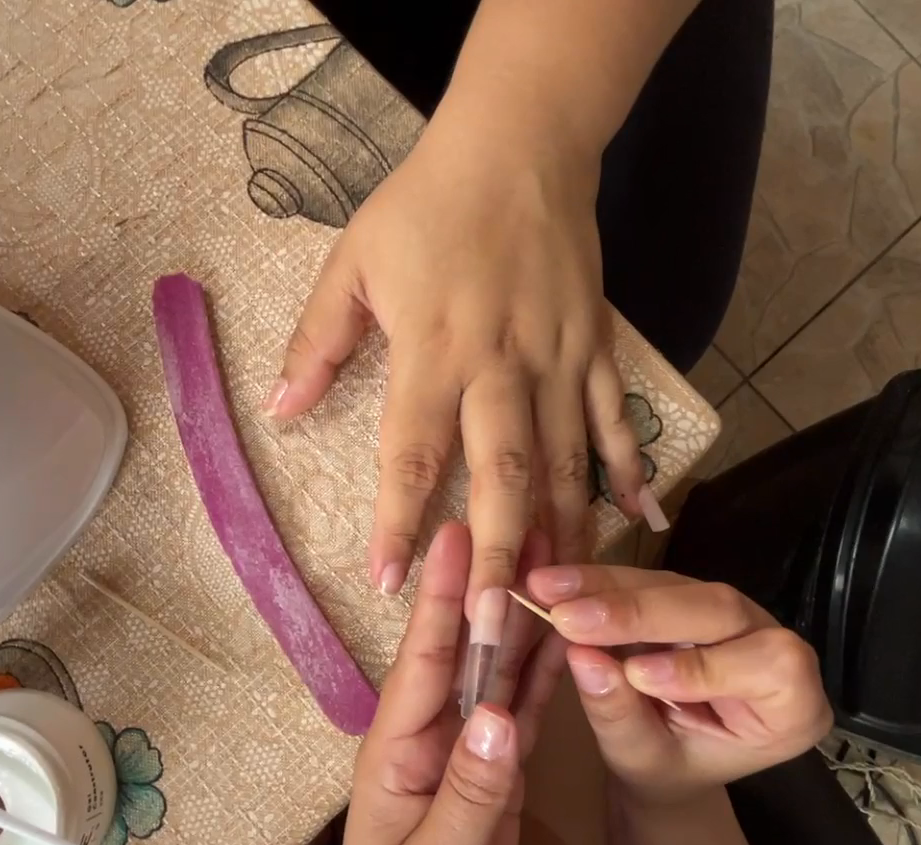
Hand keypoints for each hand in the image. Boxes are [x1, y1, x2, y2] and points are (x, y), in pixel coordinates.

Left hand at [268, 110, 652, 601]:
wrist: (518, 145)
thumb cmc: (425, 208)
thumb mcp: (350, 263)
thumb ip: (316, 341)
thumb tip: (279, 408)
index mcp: (432, 351)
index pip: (411, 453)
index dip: (398, 521)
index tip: (386, 582)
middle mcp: (499, 368)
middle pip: (501, 475)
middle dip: (495, 552)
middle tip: (491, 622)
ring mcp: (558, 361)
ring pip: (564, 463)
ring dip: (560, 536)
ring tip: (559, 601)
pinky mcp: (597, 348)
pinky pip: (615, 419)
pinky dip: (629, 470)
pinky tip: (641, 520)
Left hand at [338, 522, 567, 844]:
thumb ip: (470, 795)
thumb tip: (501, 718)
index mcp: (399, 746)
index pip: (424, 660)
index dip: (441, 597)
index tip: (458, 534)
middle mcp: (430, 729)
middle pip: (463, 648)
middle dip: (487, 585)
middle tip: (519, 520)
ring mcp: (464, 743)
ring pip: (497, 669)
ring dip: (523, 617)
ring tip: (553, 559)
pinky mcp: (493, 764)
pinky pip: (521, 707)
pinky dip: (542, 670)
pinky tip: (566, 635)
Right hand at [526, 565, 831, 804]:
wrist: (662, 760)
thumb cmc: (665, 772)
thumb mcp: (642, 759)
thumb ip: (619, 714)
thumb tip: (580, 657)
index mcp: (790, 707)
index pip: (771, 668)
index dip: (706, 665)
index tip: (638, 675)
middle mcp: (768, 647)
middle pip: (718, 609)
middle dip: (639, 612)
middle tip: (569, 616)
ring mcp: (727, 616)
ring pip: (674, 585)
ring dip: (605, 586)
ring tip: (546, 590)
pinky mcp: (684, 597)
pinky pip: (644, 579)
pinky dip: (595, 582)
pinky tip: (554, 585)